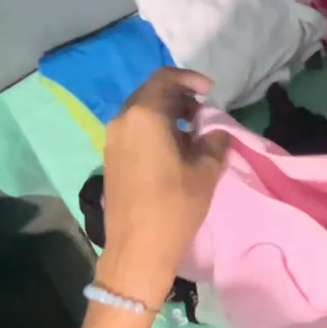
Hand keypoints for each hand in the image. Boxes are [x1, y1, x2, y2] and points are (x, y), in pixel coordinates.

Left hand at [94, 67, 230, 307]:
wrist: (137, 249)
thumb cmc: (174, 207)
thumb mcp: (205, 173)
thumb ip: (213, 144)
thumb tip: (215, 133)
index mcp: (144, 115)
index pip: (165, 79)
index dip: (190, 79)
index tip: (210, 92)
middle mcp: (123, 120)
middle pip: (151, 93)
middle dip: (179, 97)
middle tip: (203, 113)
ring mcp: (112, 140)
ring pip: (141, 112)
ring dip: (166, 114)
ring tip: (192, 134)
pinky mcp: (111, 159)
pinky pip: (133, 131)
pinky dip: (154, 130)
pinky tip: (173, 150)